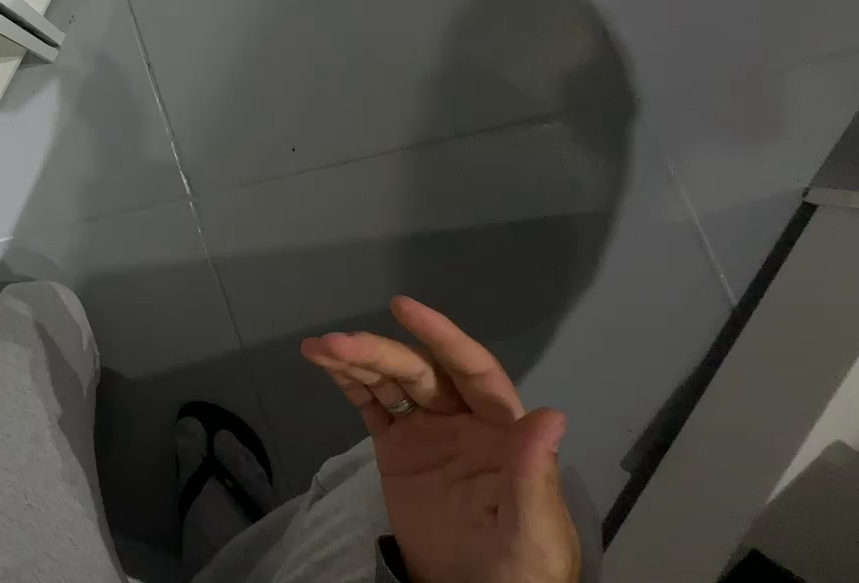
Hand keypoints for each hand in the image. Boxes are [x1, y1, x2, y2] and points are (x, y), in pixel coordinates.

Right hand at [300, 297, 580, 582]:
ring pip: (388, 380)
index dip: (441, 336)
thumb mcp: (533, 532)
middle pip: (417, 371)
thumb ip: (535, 475)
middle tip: (334, 343)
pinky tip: (323, 363)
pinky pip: (370, 403)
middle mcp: (462, 421)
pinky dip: (346, 380)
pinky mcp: (396, 448)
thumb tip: (549, 414)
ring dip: (354, 359)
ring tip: (317, 348)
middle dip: (376, 351)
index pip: (472, 371)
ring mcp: (426, 432)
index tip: (404, 308)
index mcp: (502, 432)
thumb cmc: (516, 571)